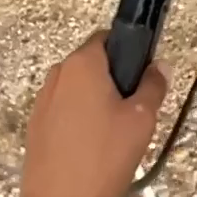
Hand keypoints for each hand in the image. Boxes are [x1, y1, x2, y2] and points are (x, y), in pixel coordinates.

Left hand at [21, 31, 167, 196]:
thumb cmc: (100, 159)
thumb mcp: (141, 120)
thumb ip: (154, 86)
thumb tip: (160, 66)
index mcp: (83, 62)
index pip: (108, 37)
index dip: (128, 53)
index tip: (140, 74)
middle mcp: (59, 73)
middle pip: (93, 64)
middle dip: (113, 81)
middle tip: (131, 110)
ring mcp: (43, 99)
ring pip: (78, 89)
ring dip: (94, 102)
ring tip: (112, 134)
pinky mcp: (35, 125)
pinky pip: (63, 110)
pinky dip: (77, 120)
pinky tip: (90, 147)